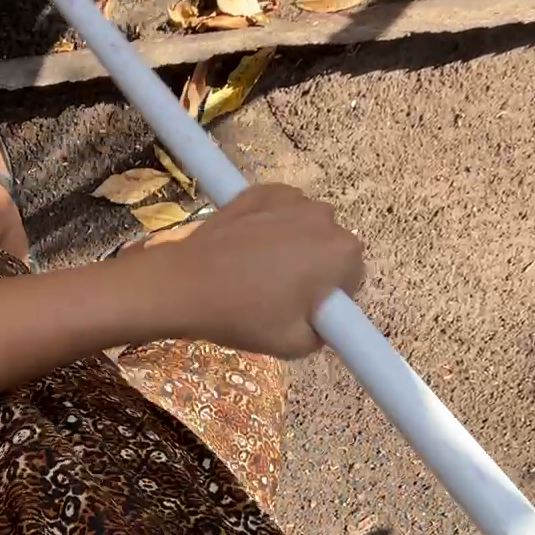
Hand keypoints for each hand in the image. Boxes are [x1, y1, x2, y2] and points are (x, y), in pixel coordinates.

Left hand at [146, 184, 365, 359]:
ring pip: (304, 230)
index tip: (299, 312)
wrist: (183, 284)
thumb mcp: (292, 345)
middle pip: (329, 251)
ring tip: (252, 274)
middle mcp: (326, 217)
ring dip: (290, 248)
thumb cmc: (241, 316)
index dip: (327, 302)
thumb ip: (322, 337)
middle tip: (273, 297)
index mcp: (342, 254)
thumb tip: (323, 327)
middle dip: (311, 272)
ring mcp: (292, 198)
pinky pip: (278, 212)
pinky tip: (243, 249)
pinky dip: (268, 226)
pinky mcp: (262, 190)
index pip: (351, 282)